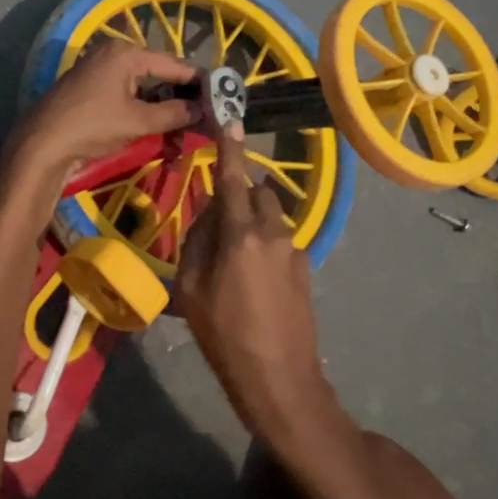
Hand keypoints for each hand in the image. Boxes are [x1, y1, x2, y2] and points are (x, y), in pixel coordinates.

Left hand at [7, 44, 199, 176]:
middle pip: (156, 71)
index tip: (219, 93)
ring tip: (183, 118)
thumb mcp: (138, 122)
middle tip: (203, 109)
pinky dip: (140, 104)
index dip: (197, 80)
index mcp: (125, 53)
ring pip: (140, 83)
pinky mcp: (87, 87)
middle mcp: (110, 53)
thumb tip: (202, 110)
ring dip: (159, 101)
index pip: (172, 64)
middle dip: (178, 92)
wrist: (43, 145)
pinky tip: (153, 121)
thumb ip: (174, 113)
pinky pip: (123, 91)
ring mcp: (96, 69)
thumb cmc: (92, 126)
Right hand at [177, 121, 334, 440]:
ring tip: (228, 261)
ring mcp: (295, 250)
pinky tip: (248, 281)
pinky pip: (278, 240)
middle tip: (213, 224)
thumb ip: (197, 241)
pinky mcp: (306, 269)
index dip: (230, 147)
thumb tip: (209, 214)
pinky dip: (261, 244)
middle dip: (238, 194)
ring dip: (250, 222)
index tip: (228, 118)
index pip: (234, 178)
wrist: (281, 380)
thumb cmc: (224, 337)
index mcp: (241, 234)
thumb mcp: (190, 289)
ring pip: (269, 216)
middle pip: (256, 193)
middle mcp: (274, 232)